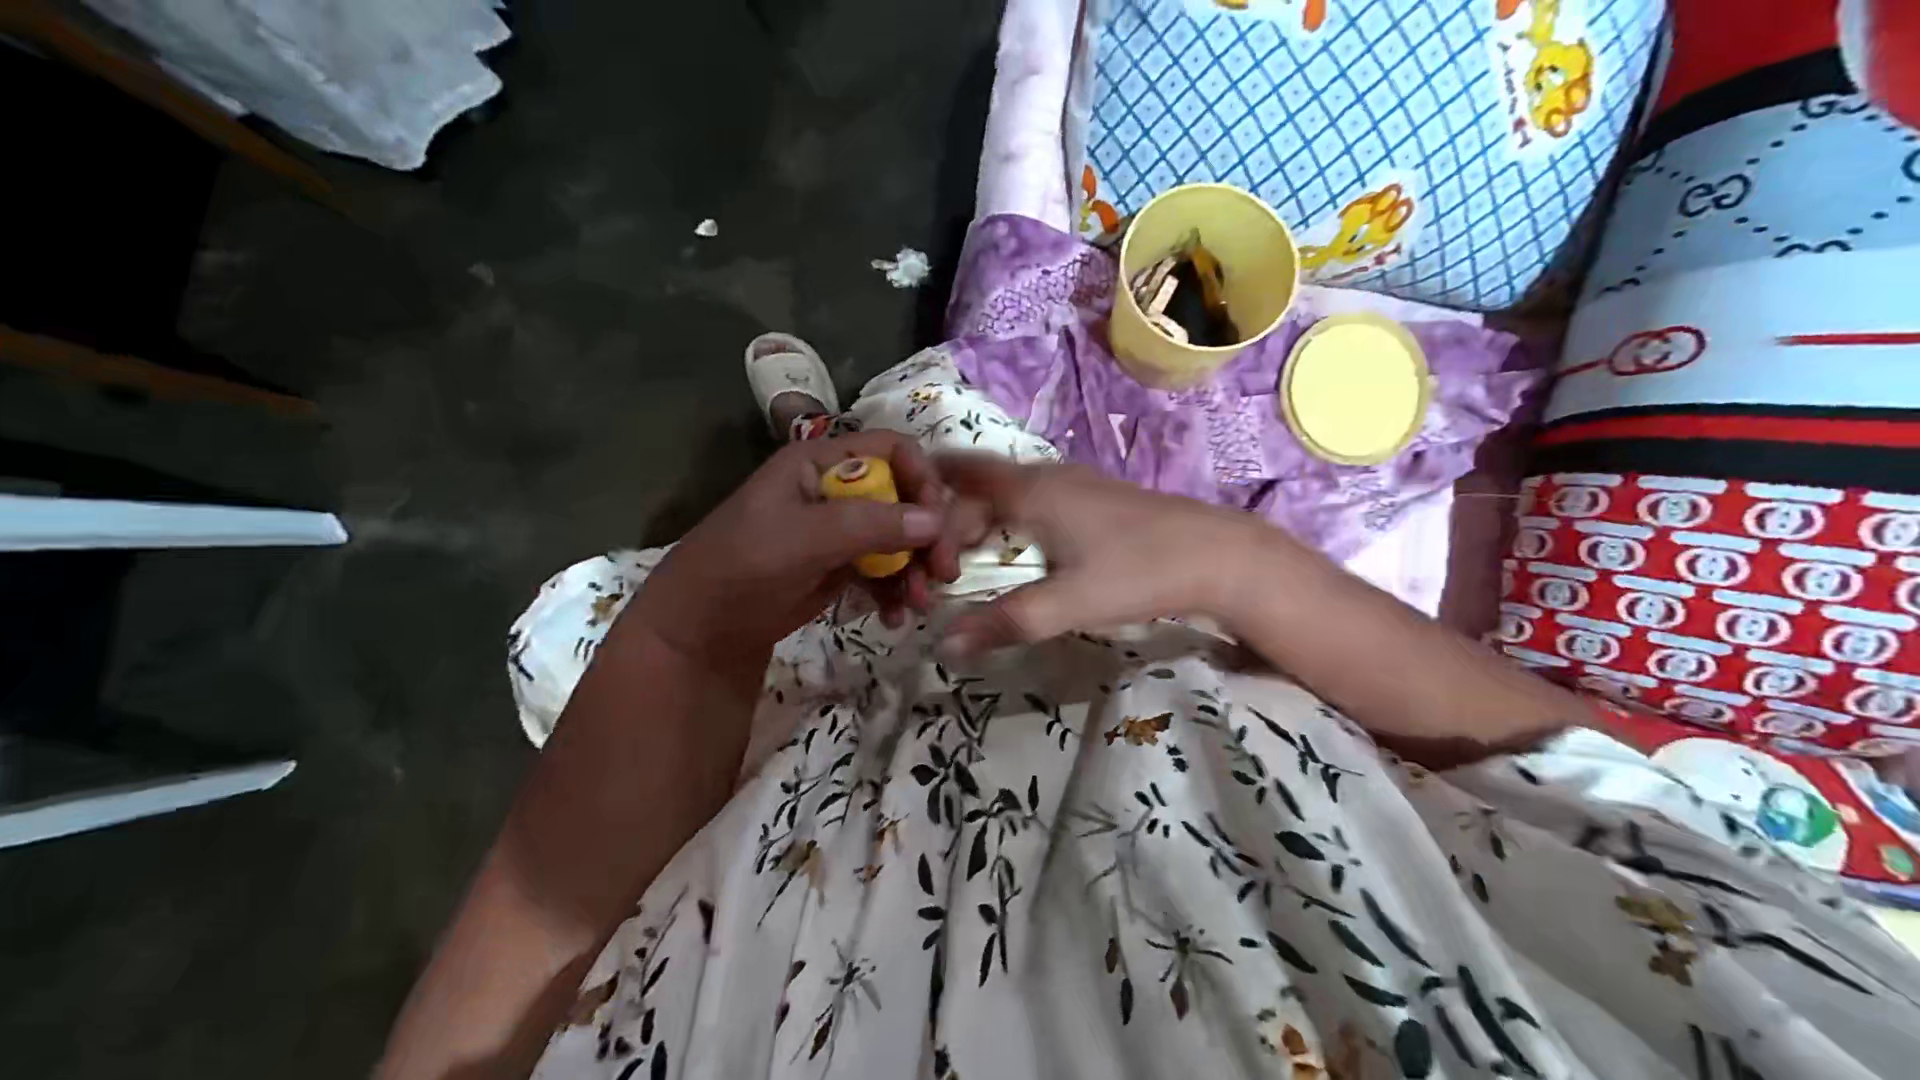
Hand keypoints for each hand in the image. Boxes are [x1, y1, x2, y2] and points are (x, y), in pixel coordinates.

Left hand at [624, 432, 964, 669]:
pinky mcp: (842, 566)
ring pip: (899, 538)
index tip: (939, 522)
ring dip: (916, 569)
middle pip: (904, 498)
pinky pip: (885, 570)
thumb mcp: (803, 540)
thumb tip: (937, 520)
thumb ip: (869, 525)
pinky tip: (895, 617)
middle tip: (944, 572)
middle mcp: (837, 490)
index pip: (891, 451)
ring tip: (918, 605)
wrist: (702, 628)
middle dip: (927, 535)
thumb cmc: (742, 566)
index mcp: (821, 462)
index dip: (921, 480)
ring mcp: (840, 530)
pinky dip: (896, 591)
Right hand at [935, 456, 1281, 655]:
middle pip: (978, 484)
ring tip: (966, 561)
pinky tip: (1016, 550)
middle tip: (940, 566)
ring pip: (1005, 490)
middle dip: (950, 519)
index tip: (927, 559)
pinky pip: (1029, 497)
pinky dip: (1007, 518)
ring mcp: (1072, 481)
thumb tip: (946, 645)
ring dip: (979, 519)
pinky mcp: (1091, 495)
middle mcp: (1046, 475)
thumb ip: (1007, 622)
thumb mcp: (1070, 603)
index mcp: (1031, 490)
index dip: (932, 511)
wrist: (1220, 555)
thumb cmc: (1142, 572)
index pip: (959, 479)